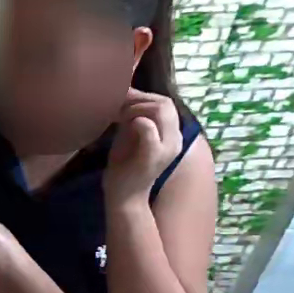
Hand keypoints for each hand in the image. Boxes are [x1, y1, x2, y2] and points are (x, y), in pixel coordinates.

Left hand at [105, 89, 181, 204]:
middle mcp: (176, 140)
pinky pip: (149, 128)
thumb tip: (125, 94)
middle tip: (118, 107)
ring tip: (118, 118)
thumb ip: (132, 117)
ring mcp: (167, 148)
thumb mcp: (129, 136)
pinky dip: (136, 121)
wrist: (123, 199)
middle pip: (165, 103)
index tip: (121, 100)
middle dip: (138, 99)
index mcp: (172, 135)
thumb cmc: (125, 168)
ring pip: (160, 110)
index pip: (165, 102)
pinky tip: (122, 124)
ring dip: (135, 108)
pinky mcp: (153, 155)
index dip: (142, 96)